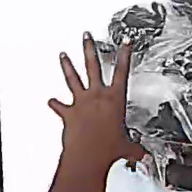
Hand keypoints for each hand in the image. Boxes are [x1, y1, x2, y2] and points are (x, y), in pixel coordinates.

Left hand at [49, 33, 146, 174]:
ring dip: (67, 65)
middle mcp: (97, 95)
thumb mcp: (128, 146)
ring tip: (63, 54)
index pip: (122, 70)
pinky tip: (51, 100)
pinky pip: (59, 106)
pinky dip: (55, 103)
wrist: (89, 156)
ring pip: (73, 78)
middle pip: (93, 65)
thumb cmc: (109, 149)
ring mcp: (81, 102)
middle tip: (87, 36)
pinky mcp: (68, 113)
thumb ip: (134, 147)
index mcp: (115, 98)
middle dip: (89, 48)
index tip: (125, 41)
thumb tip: (140, 153)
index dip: (125, 54)